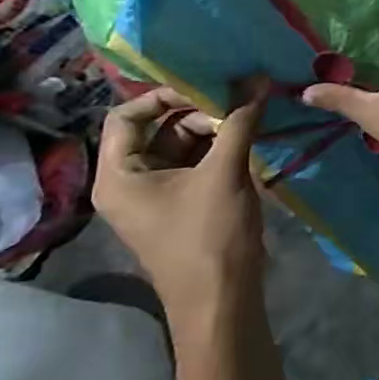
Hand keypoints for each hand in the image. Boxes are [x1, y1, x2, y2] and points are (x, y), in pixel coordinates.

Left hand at [93, 87, 265, 313]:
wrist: (222, 302)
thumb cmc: (209, 237)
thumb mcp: (225, 172)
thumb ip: (239, 121)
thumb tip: (259, 77)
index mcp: (119, 175)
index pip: (127, 115)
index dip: (165, 96)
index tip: (208, 87)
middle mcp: (130, 181)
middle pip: (159, 128)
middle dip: (200, 111)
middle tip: (241, 100)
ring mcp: (158, 194)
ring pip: (183, 144)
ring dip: (216, 128)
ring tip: (252, 115)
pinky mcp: (183, 203)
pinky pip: (197, 162)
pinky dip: (221, 147)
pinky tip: (251, 135)